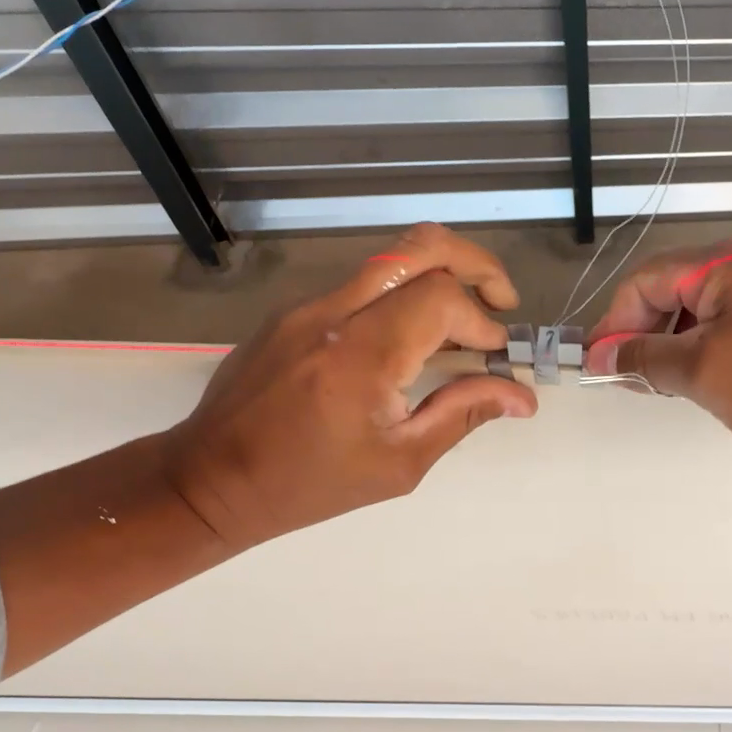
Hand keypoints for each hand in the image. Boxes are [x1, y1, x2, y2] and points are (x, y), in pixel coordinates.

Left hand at [162, 224, 536, 552]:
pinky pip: (364, 283)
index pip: (442, 299)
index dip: (482, 323)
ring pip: (392, 257)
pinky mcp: (295, 310)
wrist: (208, 479)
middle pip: (421, 247)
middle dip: (477, 263)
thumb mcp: (400, 463)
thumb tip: (523, 396)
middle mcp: (333, 314)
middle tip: (502, 301)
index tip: (494, 358)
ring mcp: (309, 305)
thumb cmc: (310, 484)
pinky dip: (406, 294)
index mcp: (361, 357)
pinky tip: (414, 339)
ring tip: (465, 321)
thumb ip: (463, 414)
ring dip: (442, 275)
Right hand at [582, 239, 731, 477]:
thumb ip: (646, 358)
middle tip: (631, 379)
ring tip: (668, 387)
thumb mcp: (705, 373)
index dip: (616, 321)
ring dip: (680, 345)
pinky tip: (709, 384)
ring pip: (711, 311)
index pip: (651, 278)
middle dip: (647, 333)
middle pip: (681, 290)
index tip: (597, 364)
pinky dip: (714, 351)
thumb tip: (602, 354)